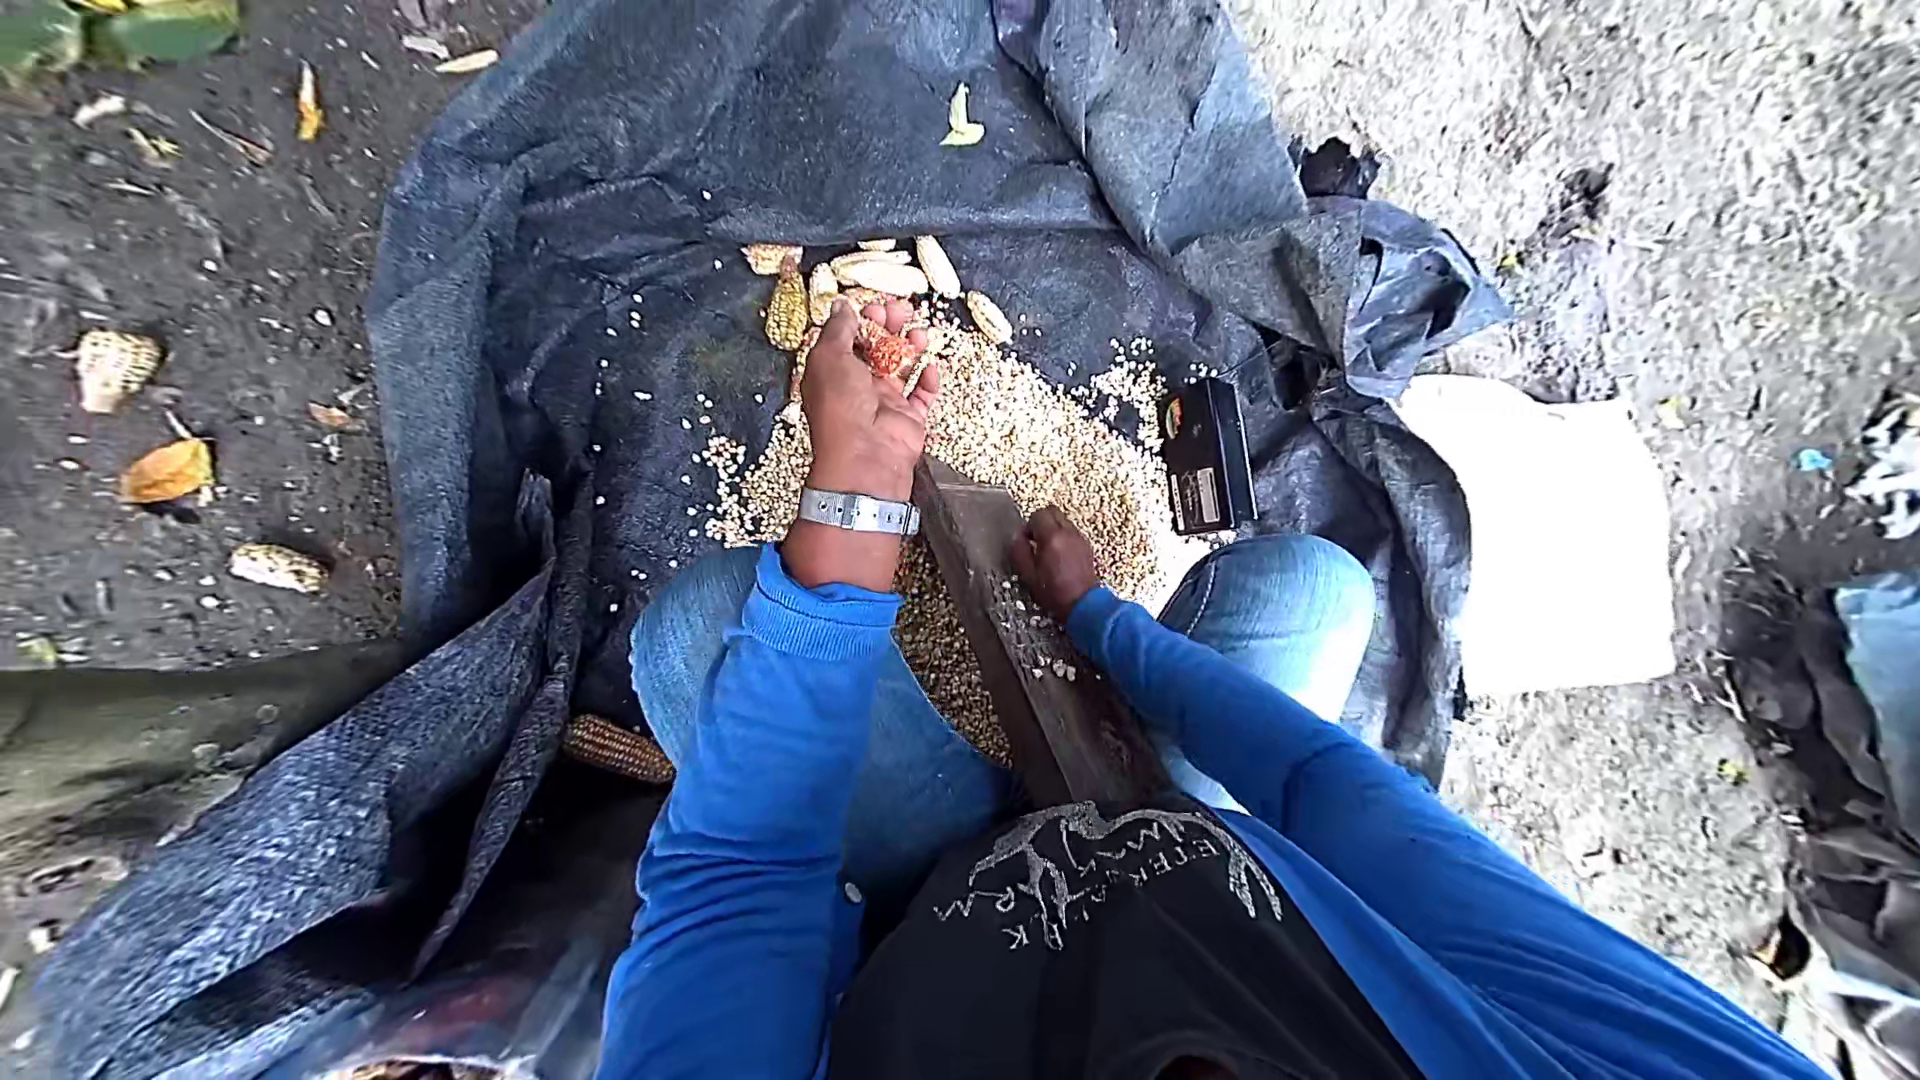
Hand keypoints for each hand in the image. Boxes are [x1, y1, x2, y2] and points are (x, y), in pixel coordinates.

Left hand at [801, 298, 936, 501]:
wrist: (866, 455)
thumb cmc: (841, 408)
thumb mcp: (829, 356)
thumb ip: (838, 329)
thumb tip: (842, 307)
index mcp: (834, 372)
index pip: (850, 339)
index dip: (865, 320)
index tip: (878, 307)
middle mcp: (858, 387)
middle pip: (879, 350)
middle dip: (892, 328)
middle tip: (903, 312)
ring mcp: (885, 403)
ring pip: (902, 368)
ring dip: (912, 348)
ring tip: (921, 334)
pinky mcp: (909, 418)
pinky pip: (923, 395)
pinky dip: (929, 380)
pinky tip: (932, 366)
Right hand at [1009, 506, 1100, 623]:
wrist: (1083, 603)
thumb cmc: (1055, 592)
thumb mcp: (1028, 574)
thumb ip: (1019, 551)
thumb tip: (1017, 538)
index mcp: (1052, 537)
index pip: (1038, 514)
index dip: (1029, 525)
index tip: (1026, 540)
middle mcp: (1068, 533)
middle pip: (1052, 511)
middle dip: (1041, 521)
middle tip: (1035, 539)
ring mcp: (1079, 538)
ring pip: (1063, 520)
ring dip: (1053, 528)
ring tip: (1048, 548)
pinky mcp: (1086, 545)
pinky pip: (1072, 532)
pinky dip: (1064, 536)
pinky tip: (1060, 555)